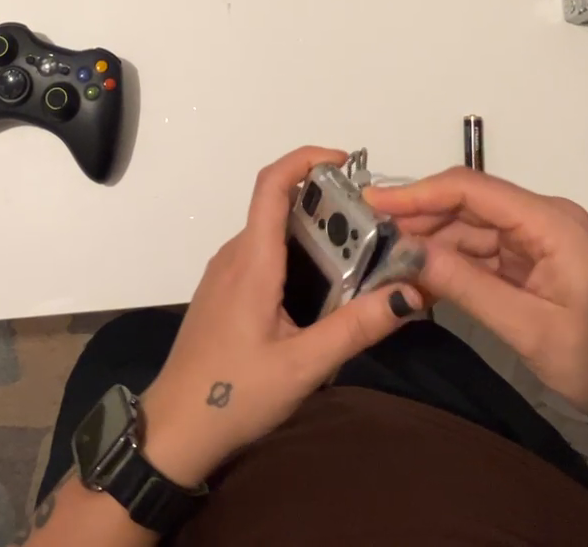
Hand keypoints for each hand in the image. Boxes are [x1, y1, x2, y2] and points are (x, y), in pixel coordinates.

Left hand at [140, 146, 422, 485]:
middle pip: (279, 207)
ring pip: (273, 234)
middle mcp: (235, 255)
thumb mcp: (304, 366)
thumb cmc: (235, 394)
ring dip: (314, 235)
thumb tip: (411, 293)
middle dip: (327, 206)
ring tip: (363, 260)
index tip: (345, 161)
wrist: (176, 428)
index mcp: (252, 261)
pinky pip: (263, 257)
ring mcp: (226, 273)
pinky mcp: (225, 292)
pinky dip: (298, 257)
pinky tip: (326, 291)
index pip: (271, 185)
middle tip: (376, 229)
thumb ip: (357, 328)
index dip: (305, 159)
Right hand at [365, 168, 587, 426]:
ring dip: (433, 244)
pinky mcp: (542, 264)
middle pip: (468, 205)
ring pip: (474, 229)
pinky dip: (456, 264)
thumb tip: (406, 251)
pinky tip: (425, 277)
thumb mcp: (531, 330)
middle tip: (369, 241)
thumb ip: (466, 286)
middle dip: (419, 219)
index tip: (369, 204)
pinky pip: (488, 253)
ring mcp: (545, 242)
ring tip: (389, 262)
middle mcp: (546, 220)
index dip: (415, 192)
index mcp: (552, 222)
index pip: (470, 189)